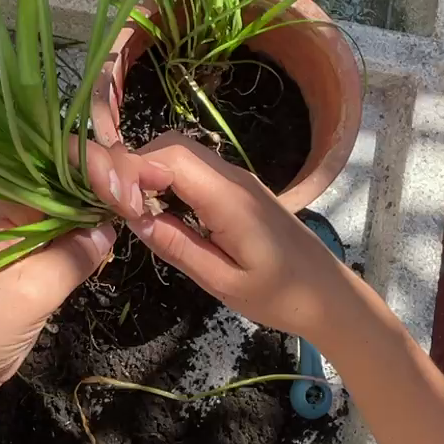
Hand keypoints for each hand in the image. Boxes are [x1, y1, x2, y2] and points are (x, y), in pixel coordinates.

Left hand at [0, 142, 171, 394]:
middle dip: (107, 175)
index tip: (125, 196)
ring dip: (104, 196)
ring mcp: (19, 223)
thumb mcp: (31, 292)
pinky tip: (117, 222)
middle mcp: (8, 200)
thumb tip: (109, 227)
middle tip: (142, 197)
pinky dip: (91, 222)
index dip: (95, 165)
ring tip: (139, 203)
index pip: (53, 157)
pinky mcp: (29, 247)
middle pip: (66, 169)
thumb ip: (74, 255)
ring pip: (70, 194)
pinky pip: (66, 222)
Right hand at [126, 134, 355, 340]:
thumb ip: (178, 246)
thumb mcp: (222, 282)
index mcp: (229, 199)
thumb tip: (133, 218)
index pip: (171, 159)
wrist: (329, 296)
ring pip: (183, 153)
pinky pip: (195, 169)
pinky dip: (167, 179)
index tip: (115, 204)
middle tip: (114, 204)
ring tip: (130, 208)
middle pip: (173, 146)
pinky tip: (158, 209)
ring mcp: (238, 180)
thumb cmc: (280, 296)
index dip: (133, 171)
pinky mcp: (238, 189)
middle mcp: (233, 178)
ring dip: (150, 171)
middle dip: (135, 166)